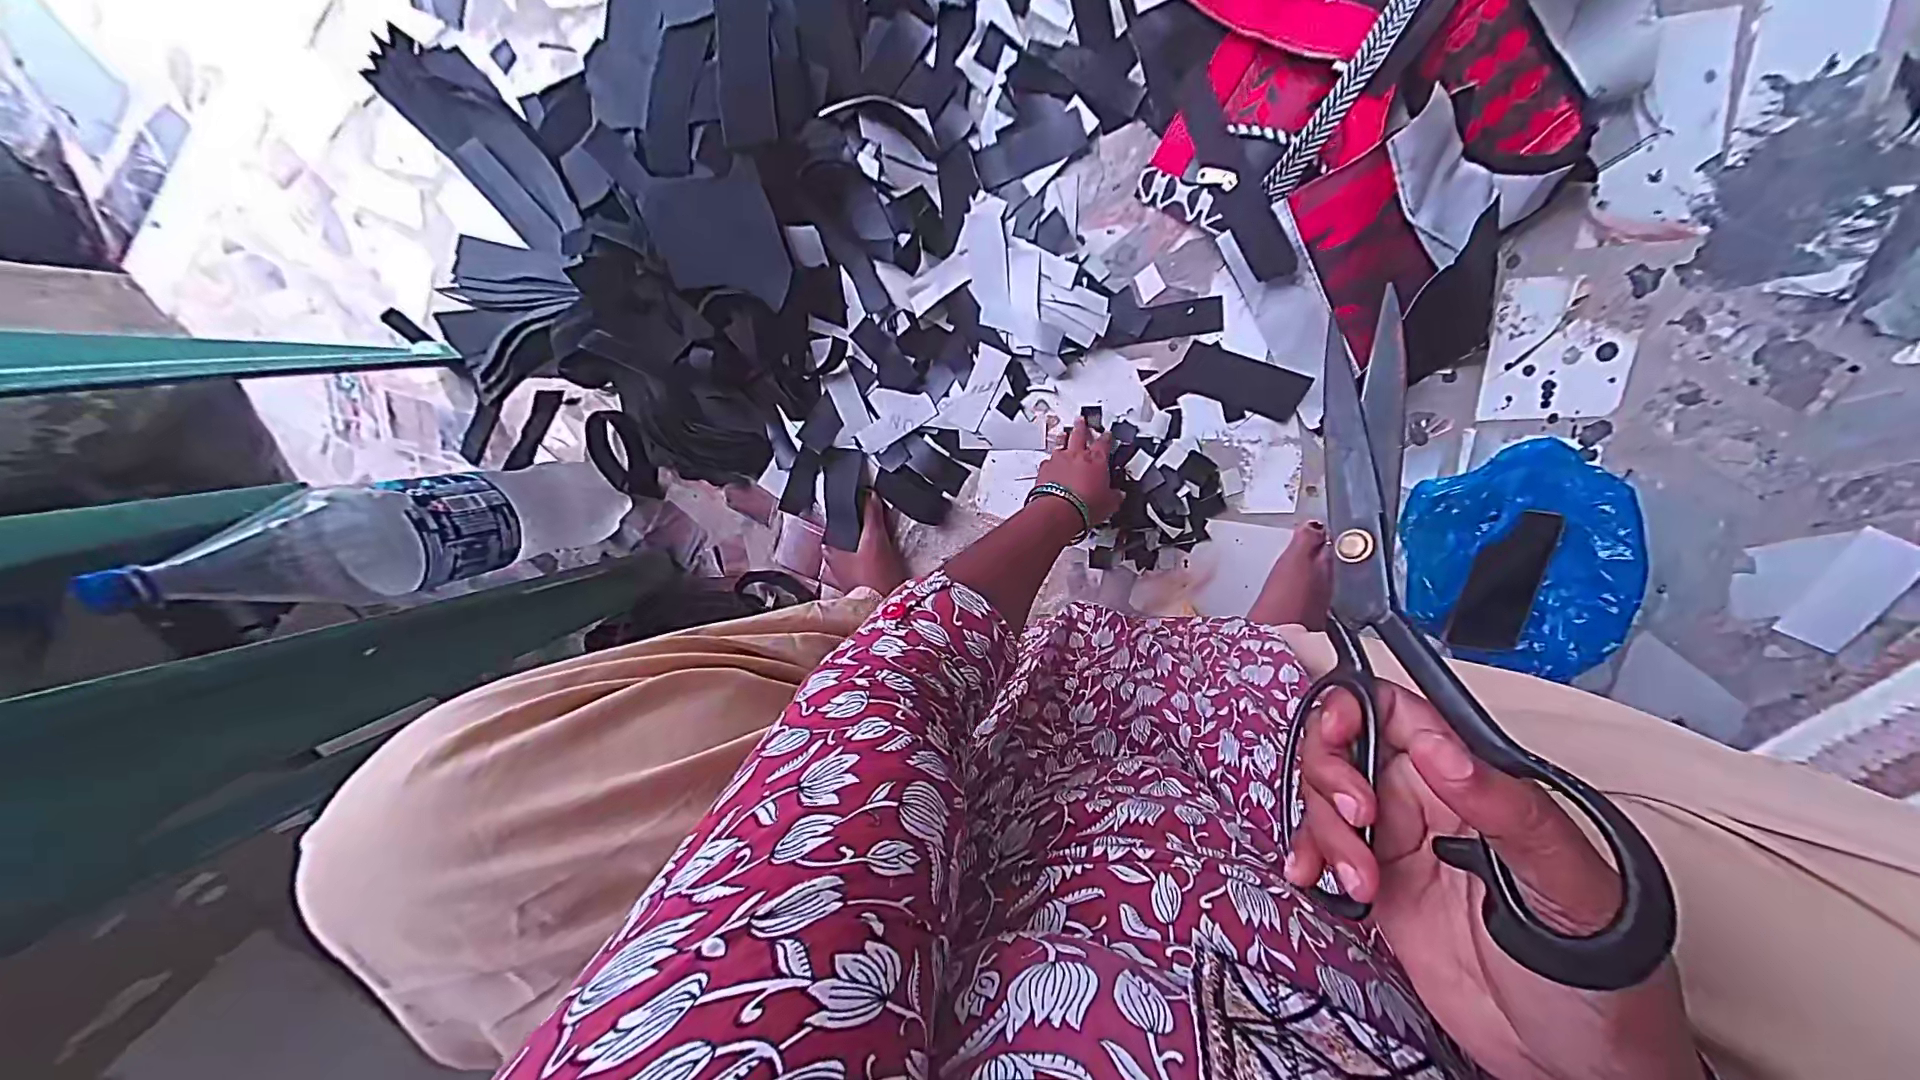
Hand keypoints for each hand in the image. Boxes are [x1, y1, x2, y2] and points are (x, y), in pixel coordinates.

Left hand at [1034, 417, 1121, 524]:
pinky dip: (1050, 462)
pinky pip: (1047, 461)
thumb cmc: (1084, 505)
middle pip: (1079, 434)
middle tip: (1081, 420)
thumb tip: (1118, 496)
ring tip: (1063, 435)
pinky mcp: (1044, 470)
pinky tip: (1050, 465)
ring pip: (1061, 444)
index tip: (1107, 434)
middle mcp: (1076, 455)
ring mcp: (1059, 460)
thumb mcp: (1109, 503)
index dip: (1107, 437)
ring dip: (1063, 439)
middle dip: (1081, 426)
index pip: (1104, 443)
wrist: (1059, 511)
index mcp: (1097, 459)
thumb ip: (1114, 496)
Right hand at [1286, 681, 1703, 1079]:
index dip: (1355, 707)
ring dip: (1324, 831)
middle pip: (1343, 746)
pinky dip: (1305, 854)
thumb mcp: (1568, 887)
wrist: (1578, 1067)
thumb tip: (1441, 750)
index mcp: (1472, 781)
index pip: (1398, 712)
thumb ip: (1505, 810)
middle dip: (1331, 774)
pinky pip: (1318, 845)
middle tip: (1357, 818)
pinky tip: (1312, 875)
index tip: (1339, 732)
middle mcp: (1426, 799)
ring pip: (1324, 796)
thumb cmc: (1604, 974)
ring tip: (1360, 879)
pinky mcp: (1372, 877)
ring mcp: (1395, 839)